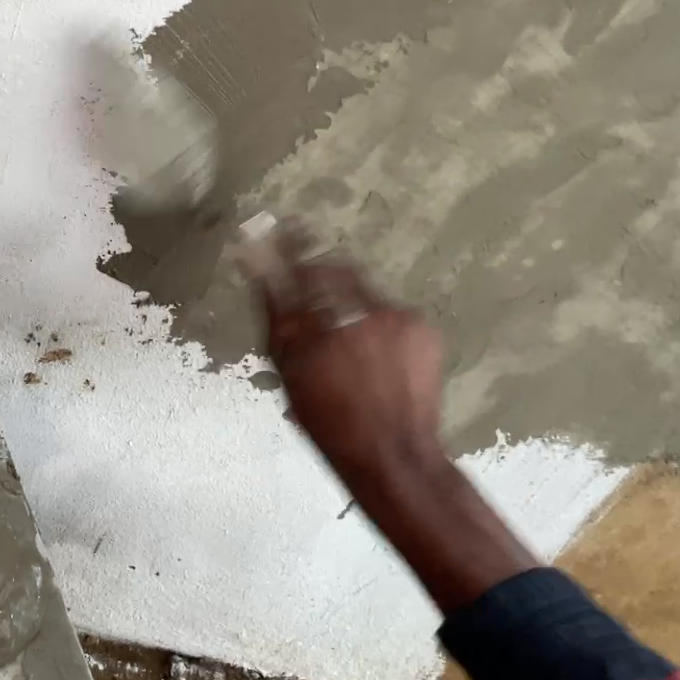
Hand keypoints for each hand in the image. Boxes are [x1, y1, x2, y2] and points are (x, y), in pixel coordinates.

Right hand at [245, 224, 445, 485]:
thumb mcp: (287, 369)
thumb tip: (257, 266)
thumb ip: (274, 313)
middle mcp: (354, 311)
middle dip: (319, 272)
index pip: (293, 267)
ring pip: (362, 289)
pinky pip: (390, 309)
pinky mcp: (422, 328)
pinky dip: (376, 320)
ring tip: (347, 335)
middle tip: (311, 288)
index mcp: (313, 324)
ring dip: (348, 300)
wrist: (393, 455)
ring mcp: (393, 317)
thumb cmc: (327, 418)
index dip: (285, 243)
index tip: (279, 224)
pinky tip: (375, 351)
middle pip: (332, 269)